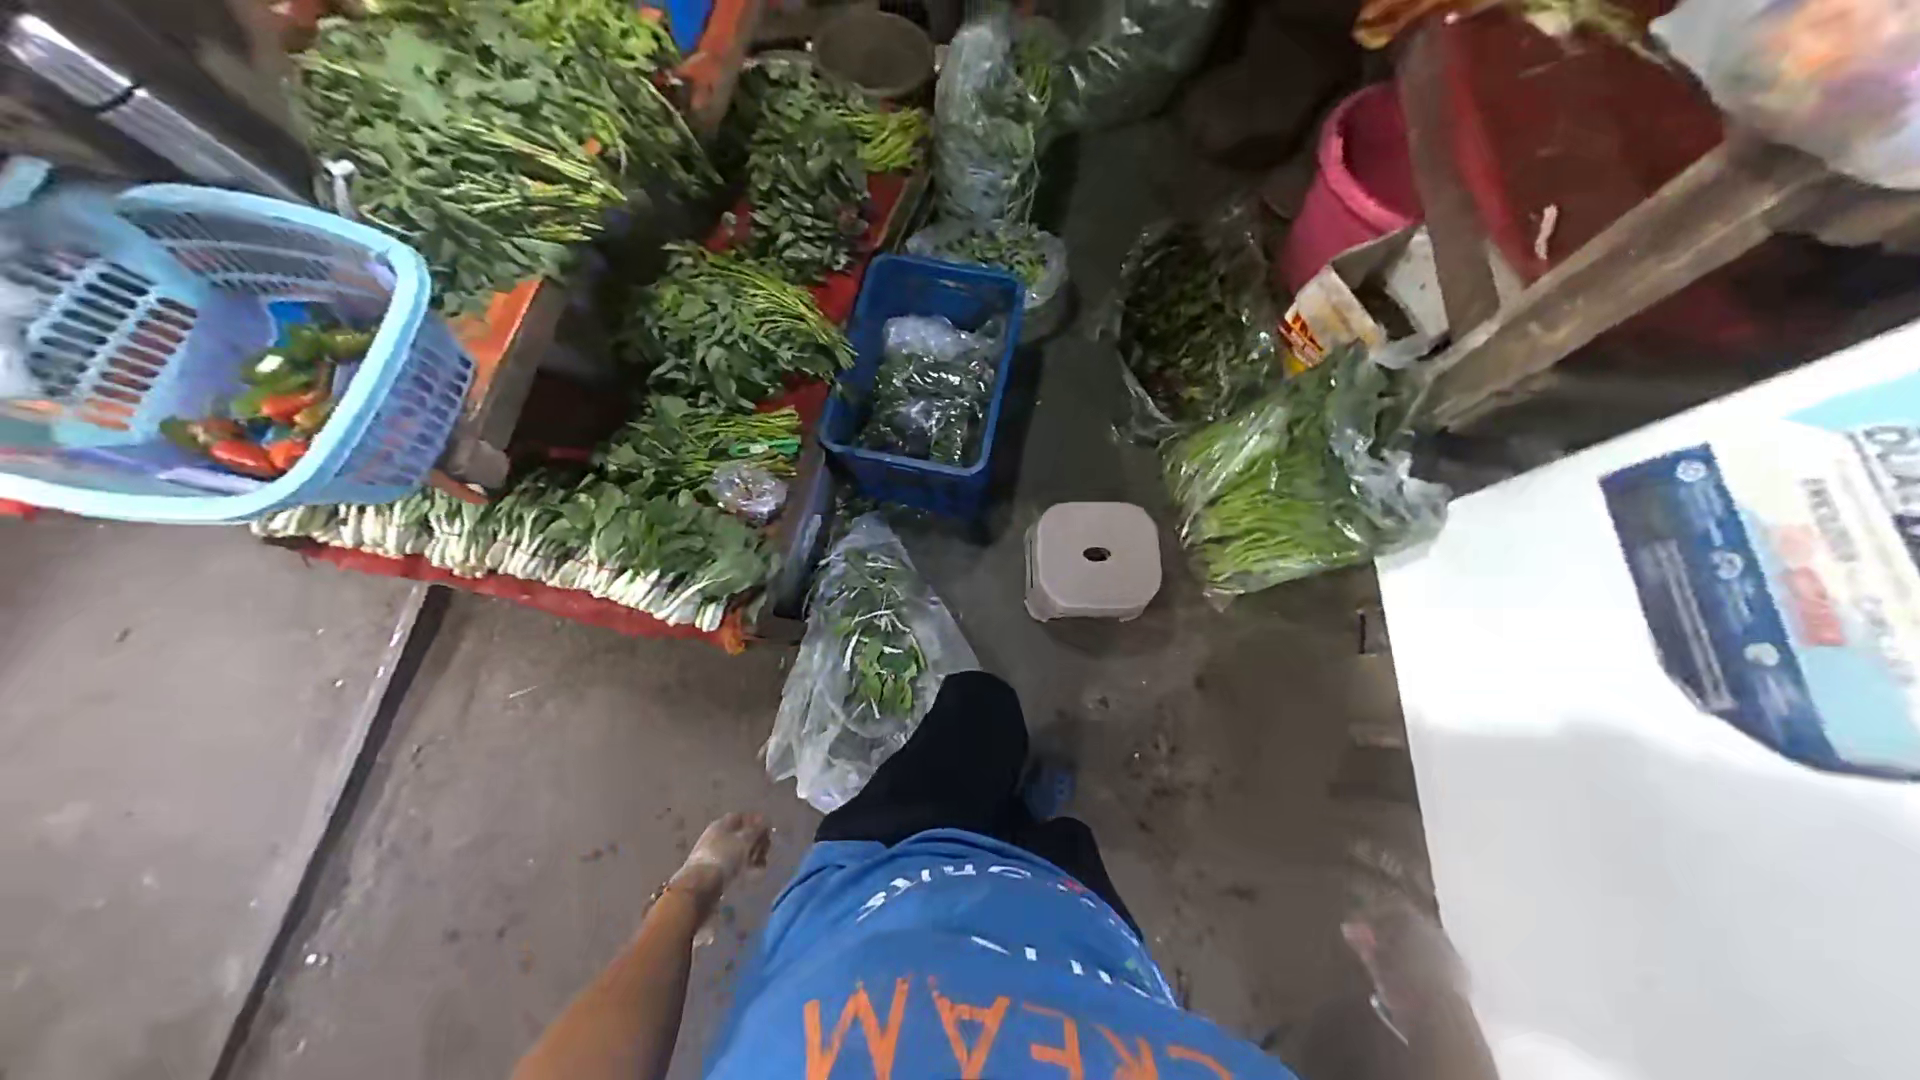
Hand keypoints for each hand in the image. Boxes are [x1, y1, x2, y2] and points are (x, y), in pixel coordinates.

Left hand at [667, 812, 771, 905]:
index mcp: (722, 824)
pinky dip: (744, 869)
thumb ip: (757, 828)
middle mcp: (717, 836)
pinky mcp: (714, 872)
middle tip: (765, 853)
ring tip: (760, 867)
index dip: (758, 823)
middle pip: (742, 834)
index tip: (768, 834)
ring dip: (752, 857)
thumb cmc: (724, 858)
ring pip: (739, 851)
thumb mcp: (745, 840)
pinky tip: (750, 875)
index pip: (744, 817)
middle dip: (756, 842)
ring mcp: (715, 855)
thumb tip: (765, 820)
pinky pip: (733, 866)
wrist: (698, 888)